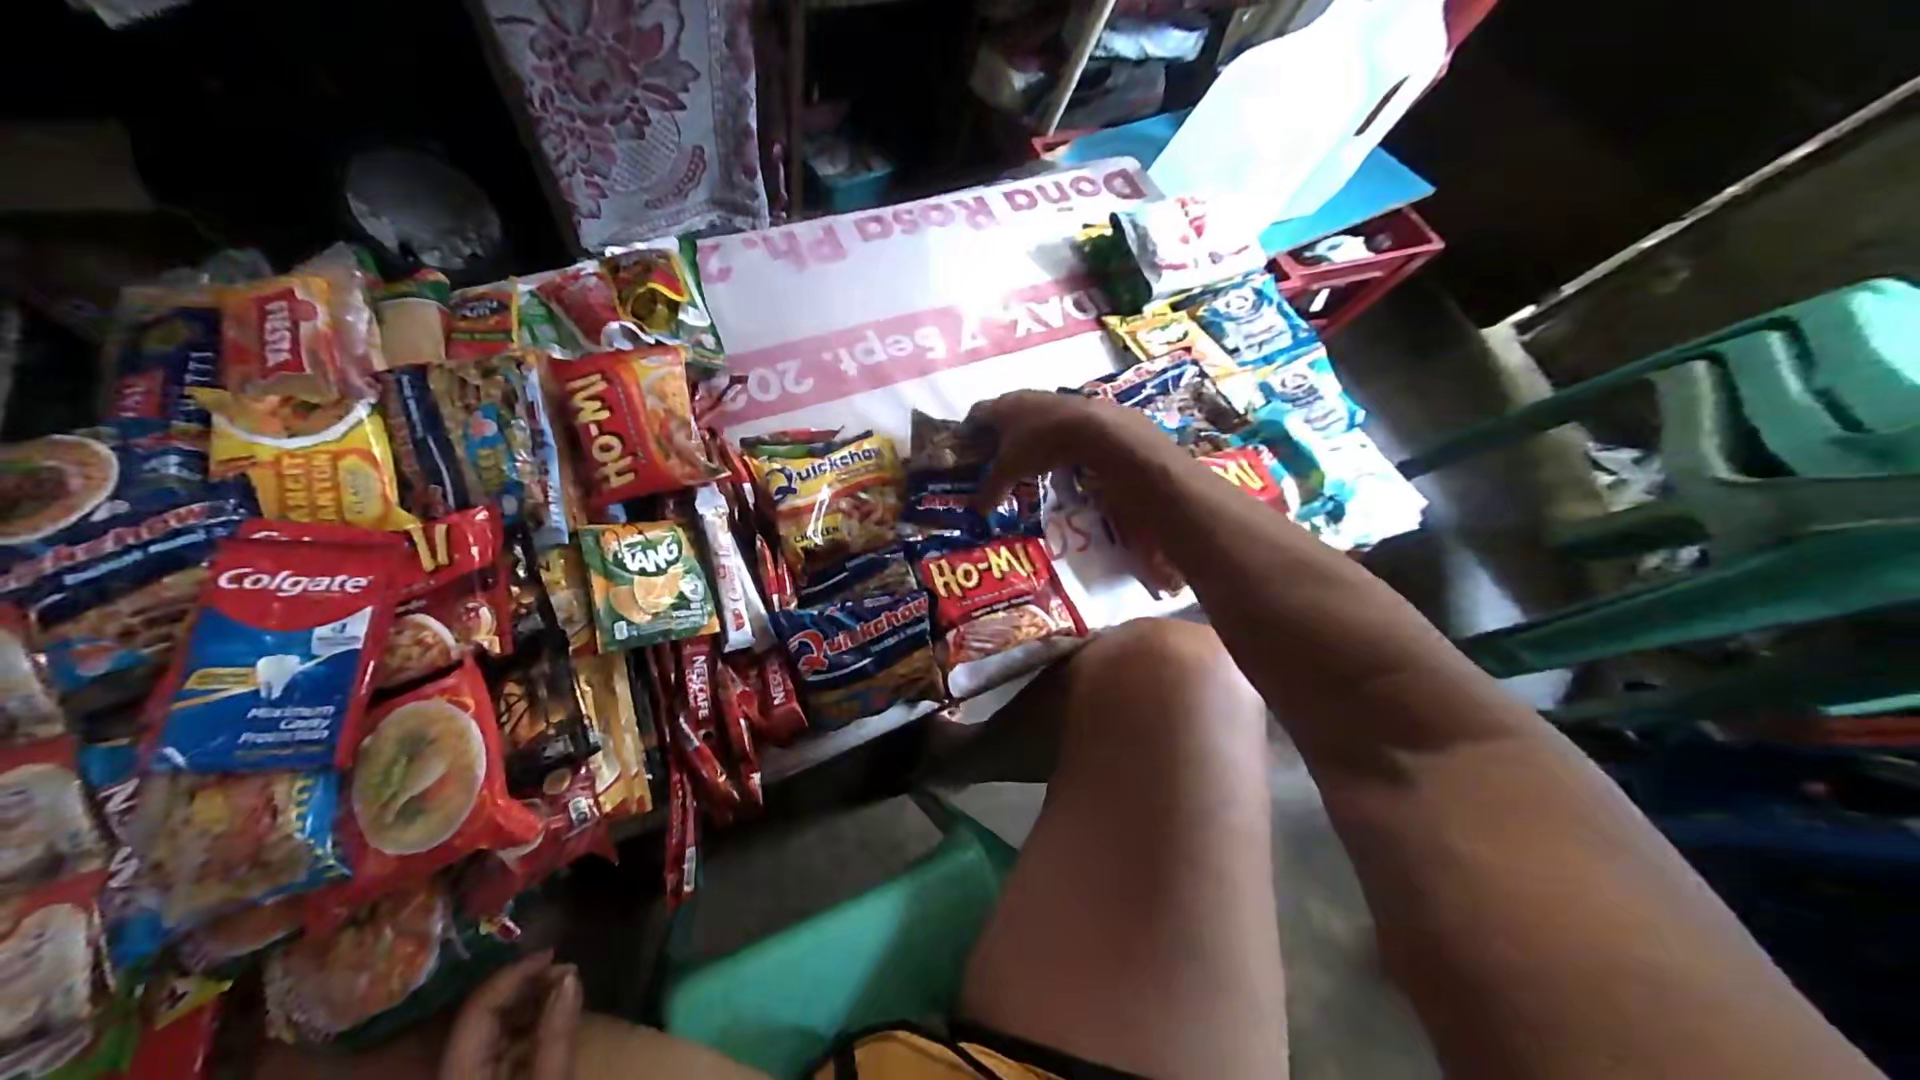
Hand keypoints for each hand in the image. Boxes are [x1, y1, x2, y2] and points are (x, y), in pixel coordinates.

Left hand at [440, 950, 581, 1079]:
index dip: (512, 975)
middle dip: (525, 985)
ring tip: (565, 987)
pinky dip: (526, 1023)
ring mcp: (464, 1076)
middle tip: (567, 970)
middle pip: (482, 1014)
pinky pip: (498, 1044)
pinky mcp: (481, 1079)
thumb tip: (571, 975)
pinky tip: (552, 1015)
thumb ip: (557, 1035)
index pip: (478, 1008)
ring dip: (528, 1002)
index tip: (552, 953)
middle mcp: (452, 1069)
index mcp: (459, 1072)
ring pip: (491, 1027)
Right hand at [966, 390, 1169, 506]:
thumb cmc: (1038, 444)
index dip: (966, 431)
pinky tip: (1048, 450)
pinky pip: (1047, 418)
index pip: (973, 414)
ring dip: (1020, 432)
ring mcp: (1045, 397)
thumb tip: (978, 509)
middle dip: (994, 433)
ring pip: (1024, 414)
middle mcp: (1018, 396)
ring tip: (1021, 455)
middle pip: (999, 413)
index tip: (966, 448)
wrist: (1089, 427)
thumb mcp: (1011, 470)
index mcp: (998, 407)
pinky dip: (1043, 433)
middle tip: (993, 454)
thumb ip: (992, 488)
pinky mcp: (1068, 403)